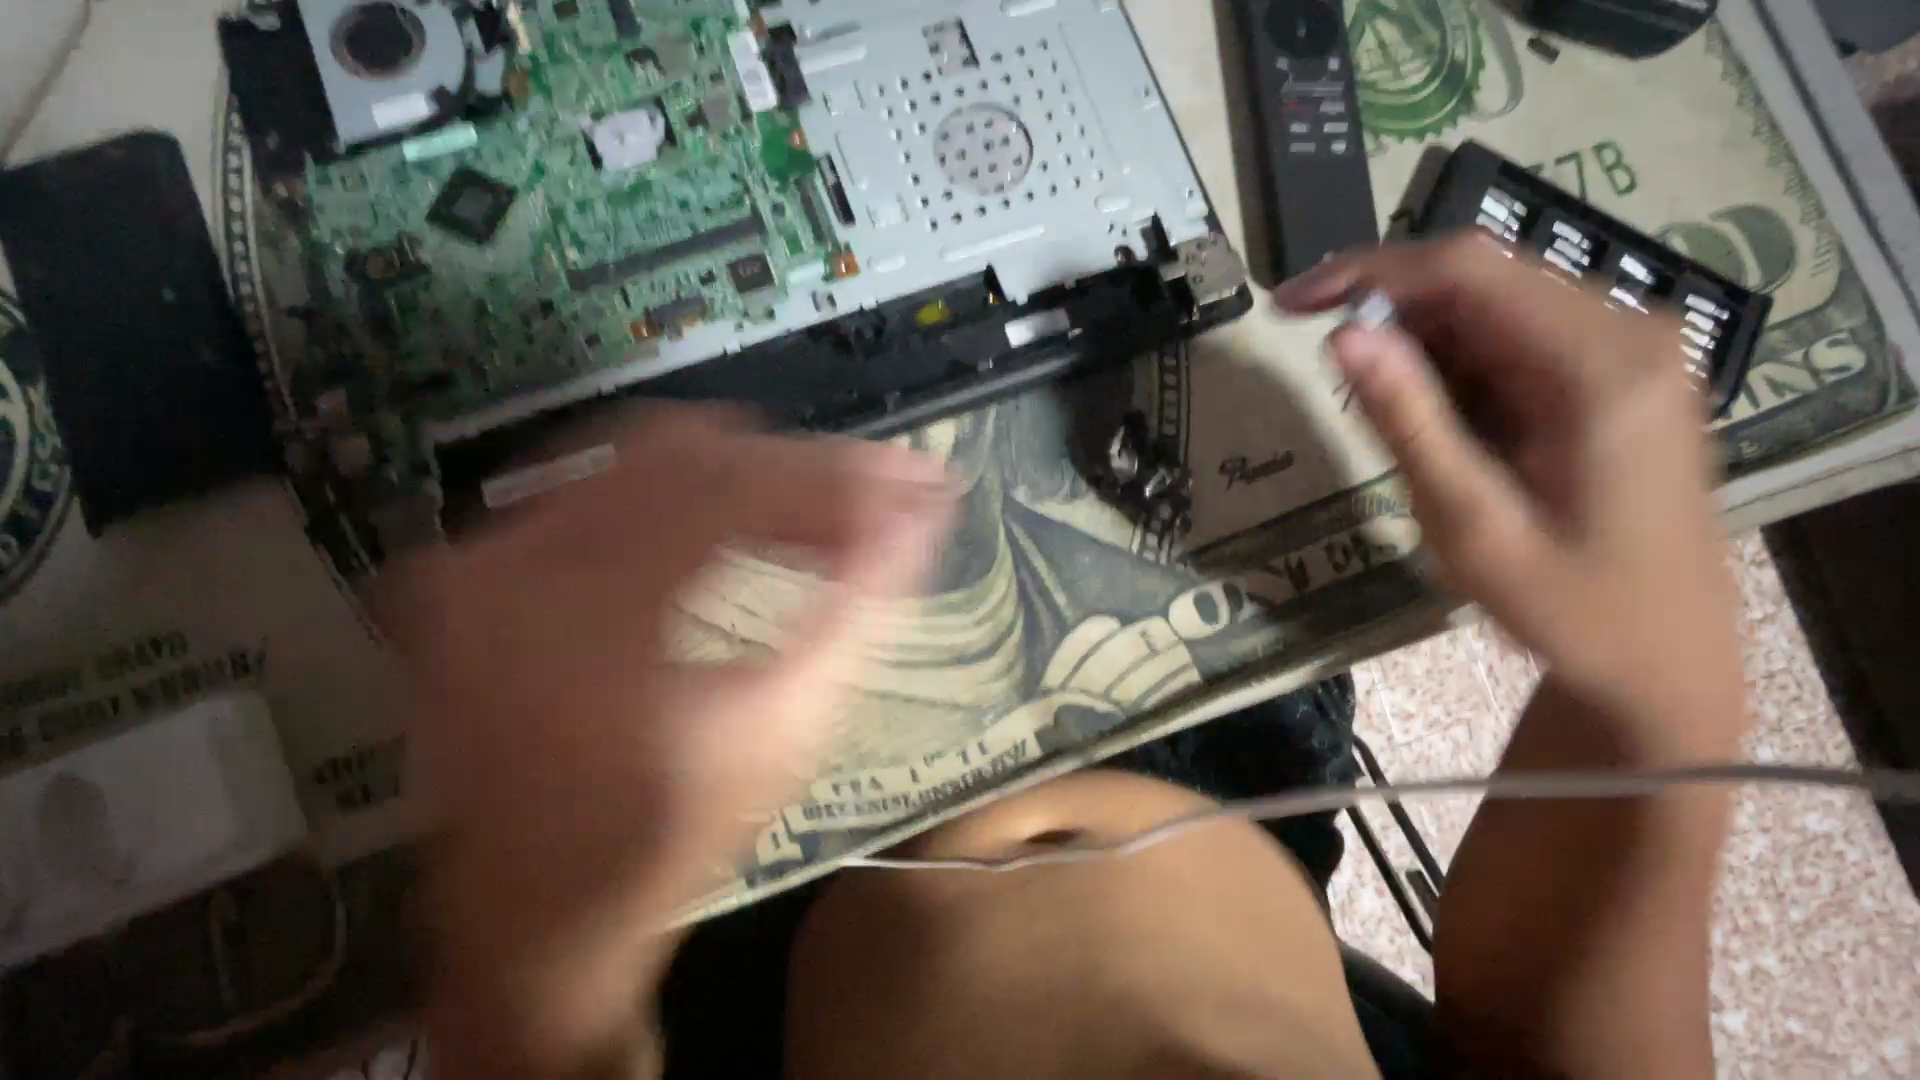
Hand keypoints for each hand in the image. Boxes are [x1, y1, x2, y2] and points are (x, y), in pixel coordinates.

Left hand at [391, 407, 955, 1076]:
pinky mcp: (485, 570)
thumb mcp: (787, 730)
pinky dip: (686, 494)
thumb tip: (918, 514)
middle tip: (882, 492)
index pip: (738, 484)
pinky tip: (743, 518)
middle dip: (803, 467)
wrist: (540, 916)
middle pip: (693, 451)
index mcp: (590, 606)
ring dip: (748, 474)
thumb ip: (859, 608)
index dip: (840, 475)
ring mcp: (488, 558)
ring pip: (646, 457)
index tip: (916, 480)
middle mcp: (518, 557)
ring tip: (826, 507)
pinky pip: (604, 489)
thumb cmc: (673, 836)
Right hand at [1274, 235, 1742, 727]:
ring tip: (1381, 417)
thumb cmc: (1568, 606)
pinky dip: (1455, 370)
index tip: (1288, 305)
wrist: (1662, 664)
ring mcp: (1628, 352)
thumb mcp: (1469, 520)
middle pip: (1482, 279)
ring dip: (1419, 346)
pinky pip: (1515, 341)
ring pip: (1493, 307)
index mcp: (1601, 364)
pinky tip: (1436, 425)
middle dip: (1389, 312)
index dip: (1367, 273)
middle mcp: (1627, 334)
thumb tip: (1340, 335)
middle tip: (1327, 373)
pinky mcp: (1616, 376)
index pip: (1468, 269)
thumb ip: (1407, 420)